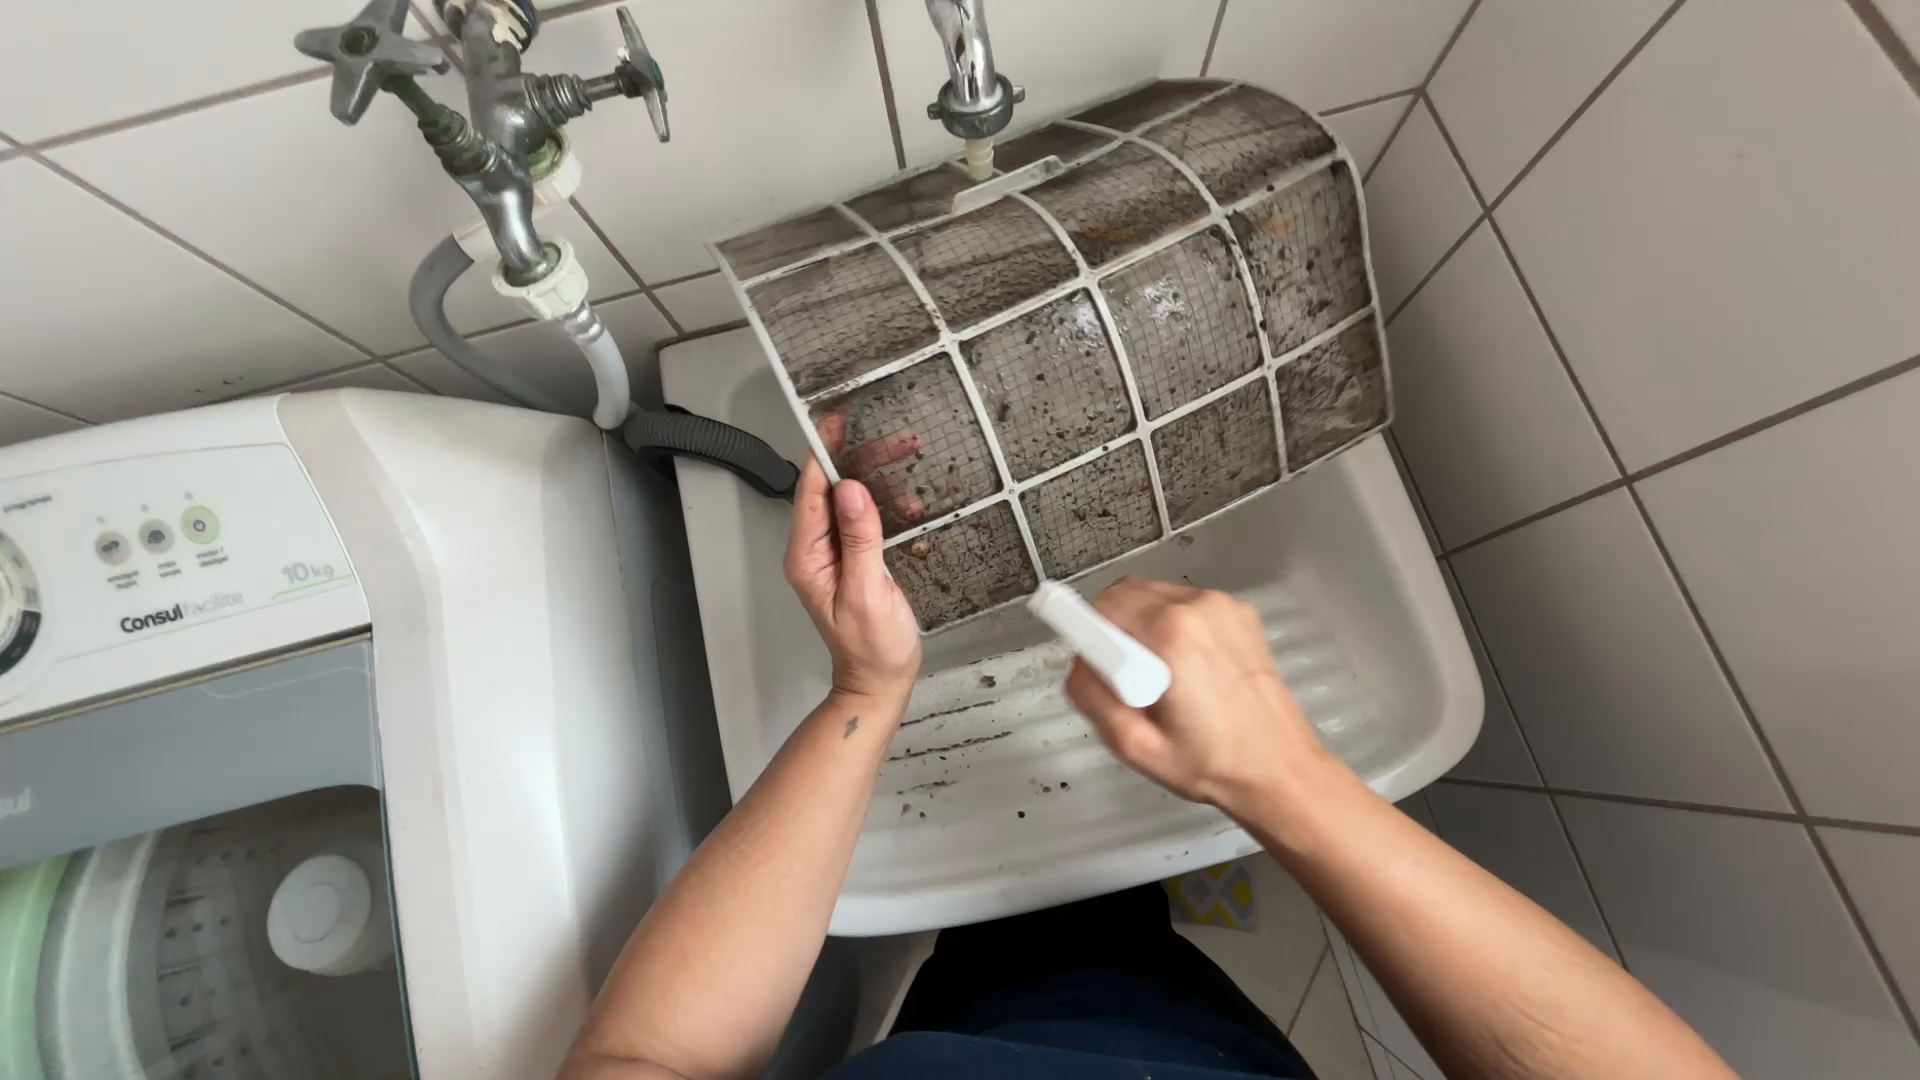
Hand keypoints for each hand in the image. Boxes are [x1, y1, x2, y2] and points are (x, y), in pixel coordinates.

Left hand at [784, 424, 922, 704]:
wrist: (880, 680)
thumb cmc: (872, 646)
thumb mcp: (867, 592)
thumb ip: (859, 540)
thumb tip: (850, 490)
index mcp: (807, 557)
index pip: (811, 493)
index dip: (824, 454)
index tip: (838, 421)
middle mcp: (816, 550)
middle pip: (833, 492)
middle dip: (863, 462)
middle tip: (899, 441)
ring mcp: (836, 554)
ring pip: (853, 502)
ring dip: (881, 482)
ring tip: (911, 462)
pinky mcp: (856, 559)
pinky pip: (867, 522)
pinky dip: (889, 508)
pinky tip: (912, 506)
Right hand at [1064, 577, 1338, 817]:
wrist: (1281, 771)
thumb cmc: (1214, 763)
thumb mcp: (1134, 745)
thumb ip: (1091, 697)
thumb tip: (1078, 665)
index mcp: (1172, 634)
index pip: (1105, 605)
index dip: (1089, 631)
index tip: (1091, 656)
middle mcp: (1199, 608)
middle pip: (1126, 594)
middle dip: (1113, 629)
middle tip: (1125, 676)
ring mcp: (1223, 607)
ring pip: (1154, 596)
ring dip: (1141, 626)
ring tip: (1159, 676)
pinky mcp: (1238, 613)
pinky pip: (1184, 604)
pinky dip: (1172, 626)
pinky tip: (1186, 668)